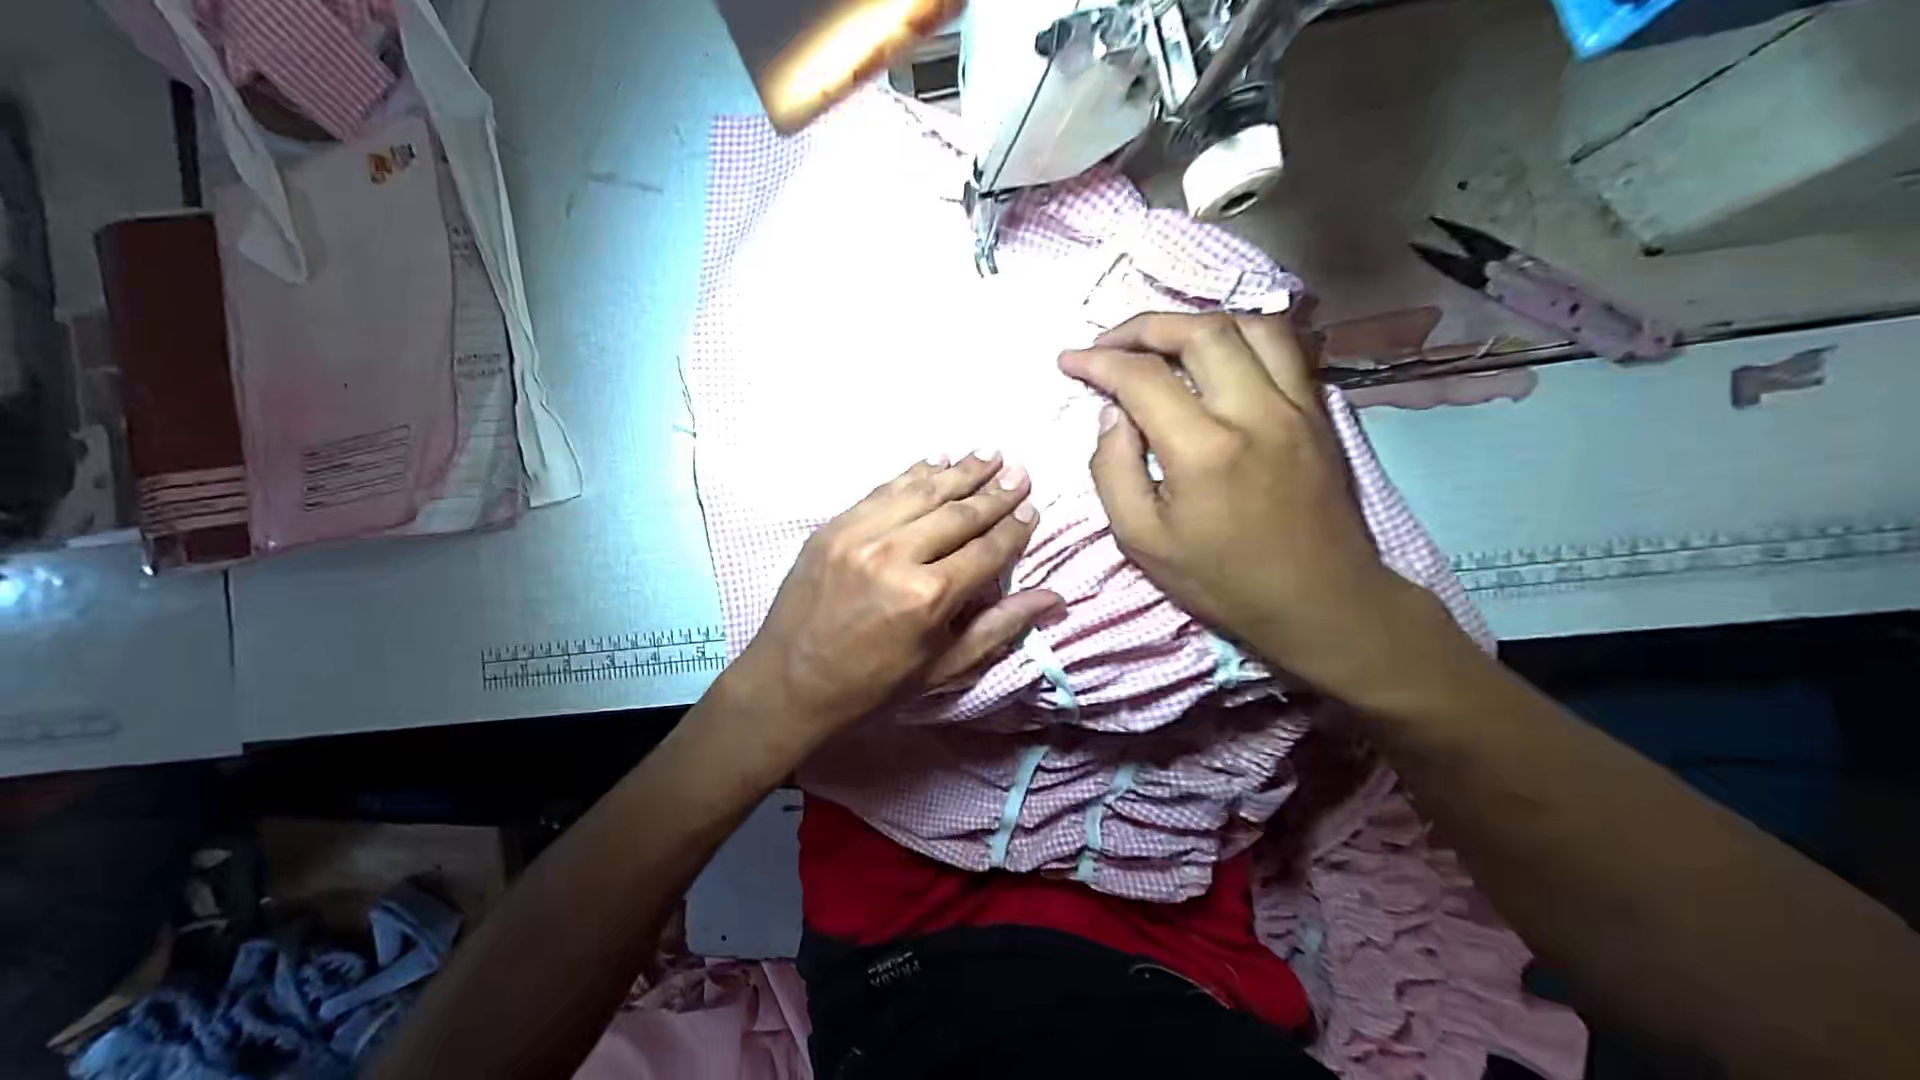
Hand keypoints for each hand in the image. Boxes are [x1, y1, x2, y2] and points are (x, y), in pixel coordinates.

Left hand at [727, 453, 1062, 745]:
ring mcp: (858, 535)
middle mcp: (896, 557)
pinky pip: (882, 490)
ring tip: (988, 453)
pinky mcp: (832, 527)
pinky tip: (937, 461)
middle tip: (1020, 470)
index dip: (1013, 527)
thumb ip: (1000, 626)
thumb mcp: (944, 668)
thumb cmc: (875, 686)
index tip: (1031, 506)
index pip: (986, 550)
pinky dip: (913, 473)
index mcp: (928, 597)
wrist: (790, 683)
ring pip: (922, 491)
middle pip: (958, 513)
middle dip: (994, 491)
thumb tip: (1055, 598)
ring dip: (959, 471)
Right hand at [1058, 313, 1469, 707]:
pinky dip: (1243, 335)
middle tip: (1110, 341)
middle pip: (1199, 331)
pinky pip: (1285, 347)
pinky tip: (1218, 353)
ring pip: (1250, 325)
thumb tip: (1112, 413)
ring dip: (1197, 322)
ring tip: (1164, 340)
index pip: (1142, 377)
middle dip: (1144, 326)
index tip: (1070, 360)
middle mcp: (1254, 412)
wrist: (1319, 602)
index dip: (1097, 361)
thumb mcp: (1141, 541)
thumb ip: (1113, 470)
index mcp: (1202, 450)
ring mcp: (1296, 407)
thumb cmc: (1222, 579)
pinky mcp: (1319, 412)